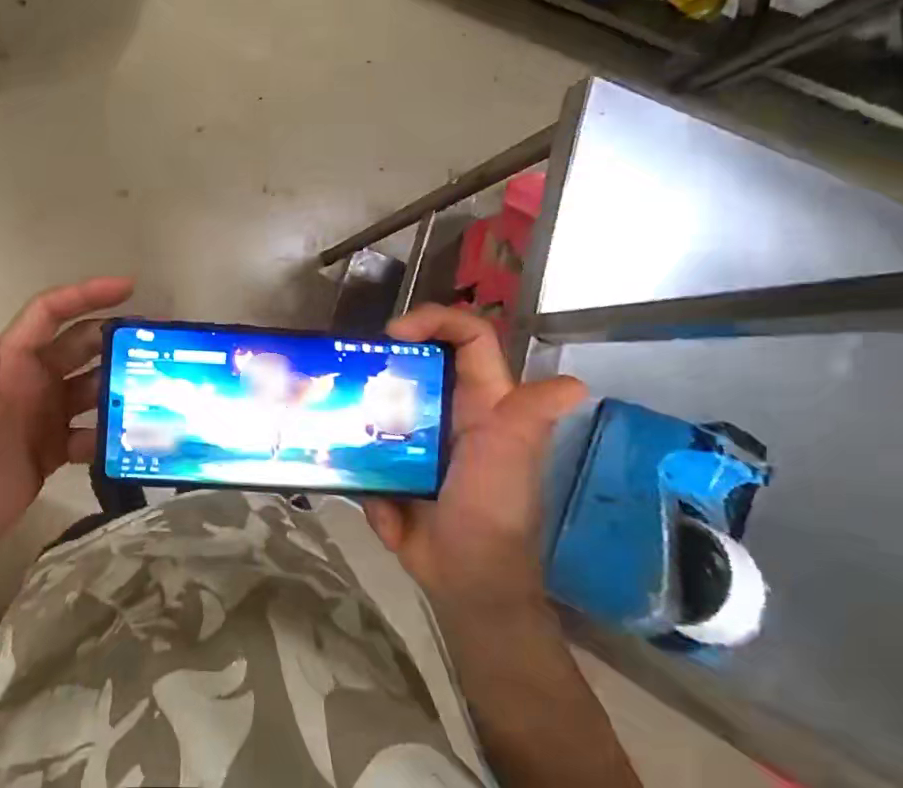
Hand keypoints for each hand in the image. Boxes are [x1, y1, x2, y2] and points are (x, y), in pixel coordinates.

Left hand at [0, 277, 133, 582]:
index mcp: (4, 368)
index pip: (48, 316)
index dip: (86, 296)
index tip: (130, 288)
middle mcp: (27, 384)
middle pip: (80, 347)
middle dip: (117, 339)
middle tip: (163, 345)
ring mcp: (41, 418)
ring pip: (91, 389)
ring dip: (121, 388)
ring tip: (161, 394)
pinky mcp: (51, 452)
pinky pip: (90, 433)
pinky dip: (112, 435)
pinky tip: (136, 445)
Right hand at [363, 304, 585, 615]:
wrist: (467, 583)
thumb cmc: (495, 512)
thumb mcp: (512, 458)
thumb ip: (529, 417)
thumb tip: (575, 385)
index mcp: (481, 401)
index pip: (467, 339)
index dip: (435, 320)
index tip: (393, 334)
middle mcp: (448, 411)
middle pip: (414, 362)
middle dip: (380, 358)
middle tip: (349, 368)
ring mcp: (415, 439)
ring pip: (380, 401)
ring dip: (356, 402)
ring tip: (327, 405)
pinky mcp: (390, 466)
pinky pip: (364, 447)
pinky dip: (354, 456)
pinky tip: (351, 474)